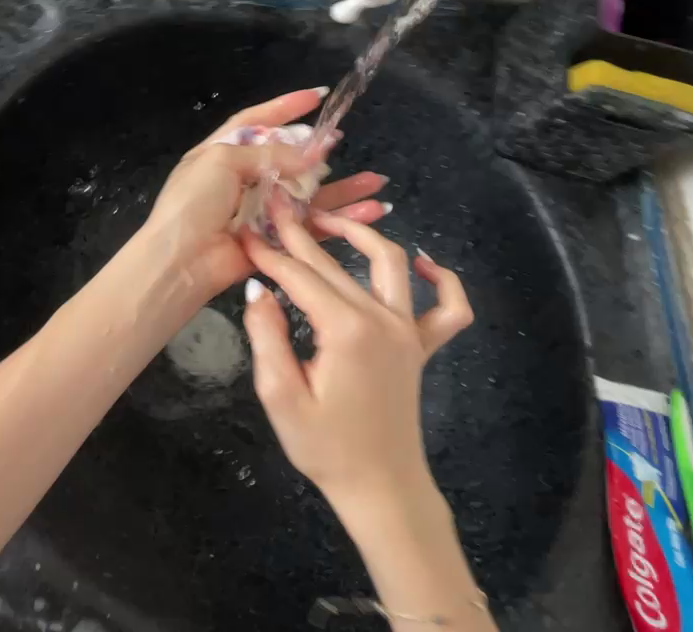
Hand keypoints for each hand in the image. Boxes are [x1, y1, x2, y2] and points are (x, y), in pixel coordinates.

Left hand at [133, 87, 389, 300]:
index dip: (283, 108)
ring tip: (377, 181)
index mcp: (220, 154)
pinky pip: (314, 227)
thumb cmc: (193, 202)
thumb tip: (312, 152)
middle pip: (286, 160)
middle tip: (342, 142)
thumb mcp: (222, 161)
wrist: (181, 259)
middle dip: (316, 152)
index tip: (316, 96)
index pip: (254, 122)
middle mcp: (241, 180)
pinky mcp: (275, 241)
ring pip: (308, 195)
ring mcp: (259, 212)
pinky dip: (343, 219)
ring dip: (342, 189)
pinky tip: (373, 210)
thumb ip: (268, 154)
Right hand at [240, 202, 472, 501]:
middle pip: (333, 263)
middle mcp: (381, 320)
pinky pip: (448, 309)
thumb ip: (267, 336)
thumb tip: (258, 289)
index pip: (298, 276)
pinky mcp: (421, 348)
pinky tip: (424, 263)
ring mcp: (407, 332)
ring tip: (328, 218)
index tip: (244, 231)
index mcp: (345, 330)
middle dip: (300, 232)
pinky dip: (442, 280)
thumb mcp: (279, 395)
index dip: (267, 252)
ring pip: (390, 264)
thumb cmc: (325, 446)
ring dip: (359, 233)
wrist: (381, 488)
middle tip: (275, 205)